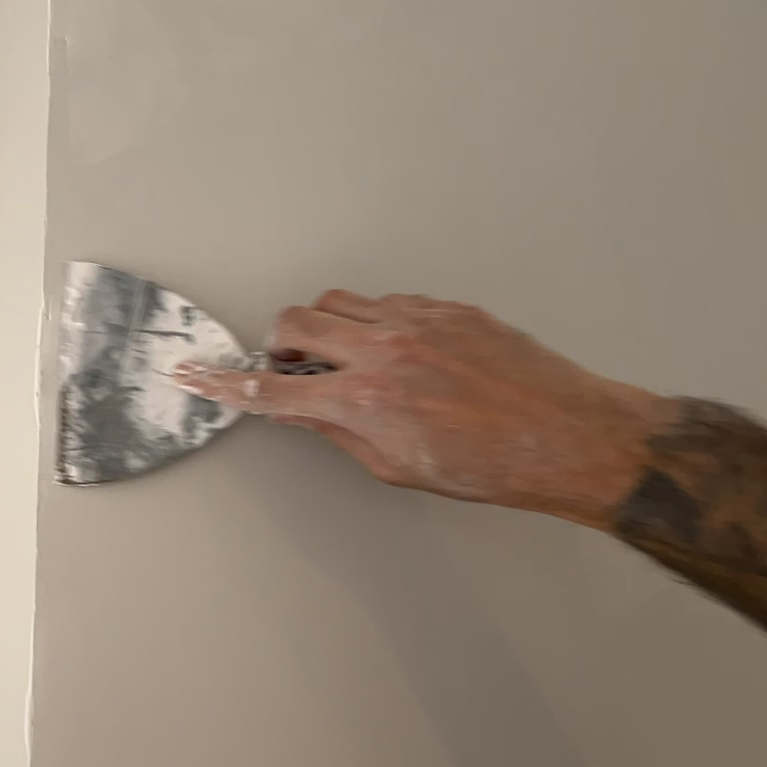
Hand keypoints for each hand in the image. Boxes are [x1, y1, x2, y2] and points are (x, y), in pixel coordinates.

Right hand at [172, 290, 676, 527]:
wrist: (573, 437)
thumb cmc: (485, 465)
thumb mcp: (393, 465)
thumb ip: (335, 429)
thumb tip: (299, 409)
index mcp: (363, 401)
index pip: (269, 389)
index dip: (223, 382)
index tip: (193, 373)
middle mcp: (383, 352)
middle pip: (294, 321)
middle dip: (280, 343)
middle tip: (295, 366)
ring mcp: (418, 322)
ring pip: (336, 300)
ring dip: (324, 326)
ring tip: (345, 356)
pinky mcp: (449, 308)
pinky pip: (386, 302)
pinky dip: (372, 323)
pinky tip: (395, 351)